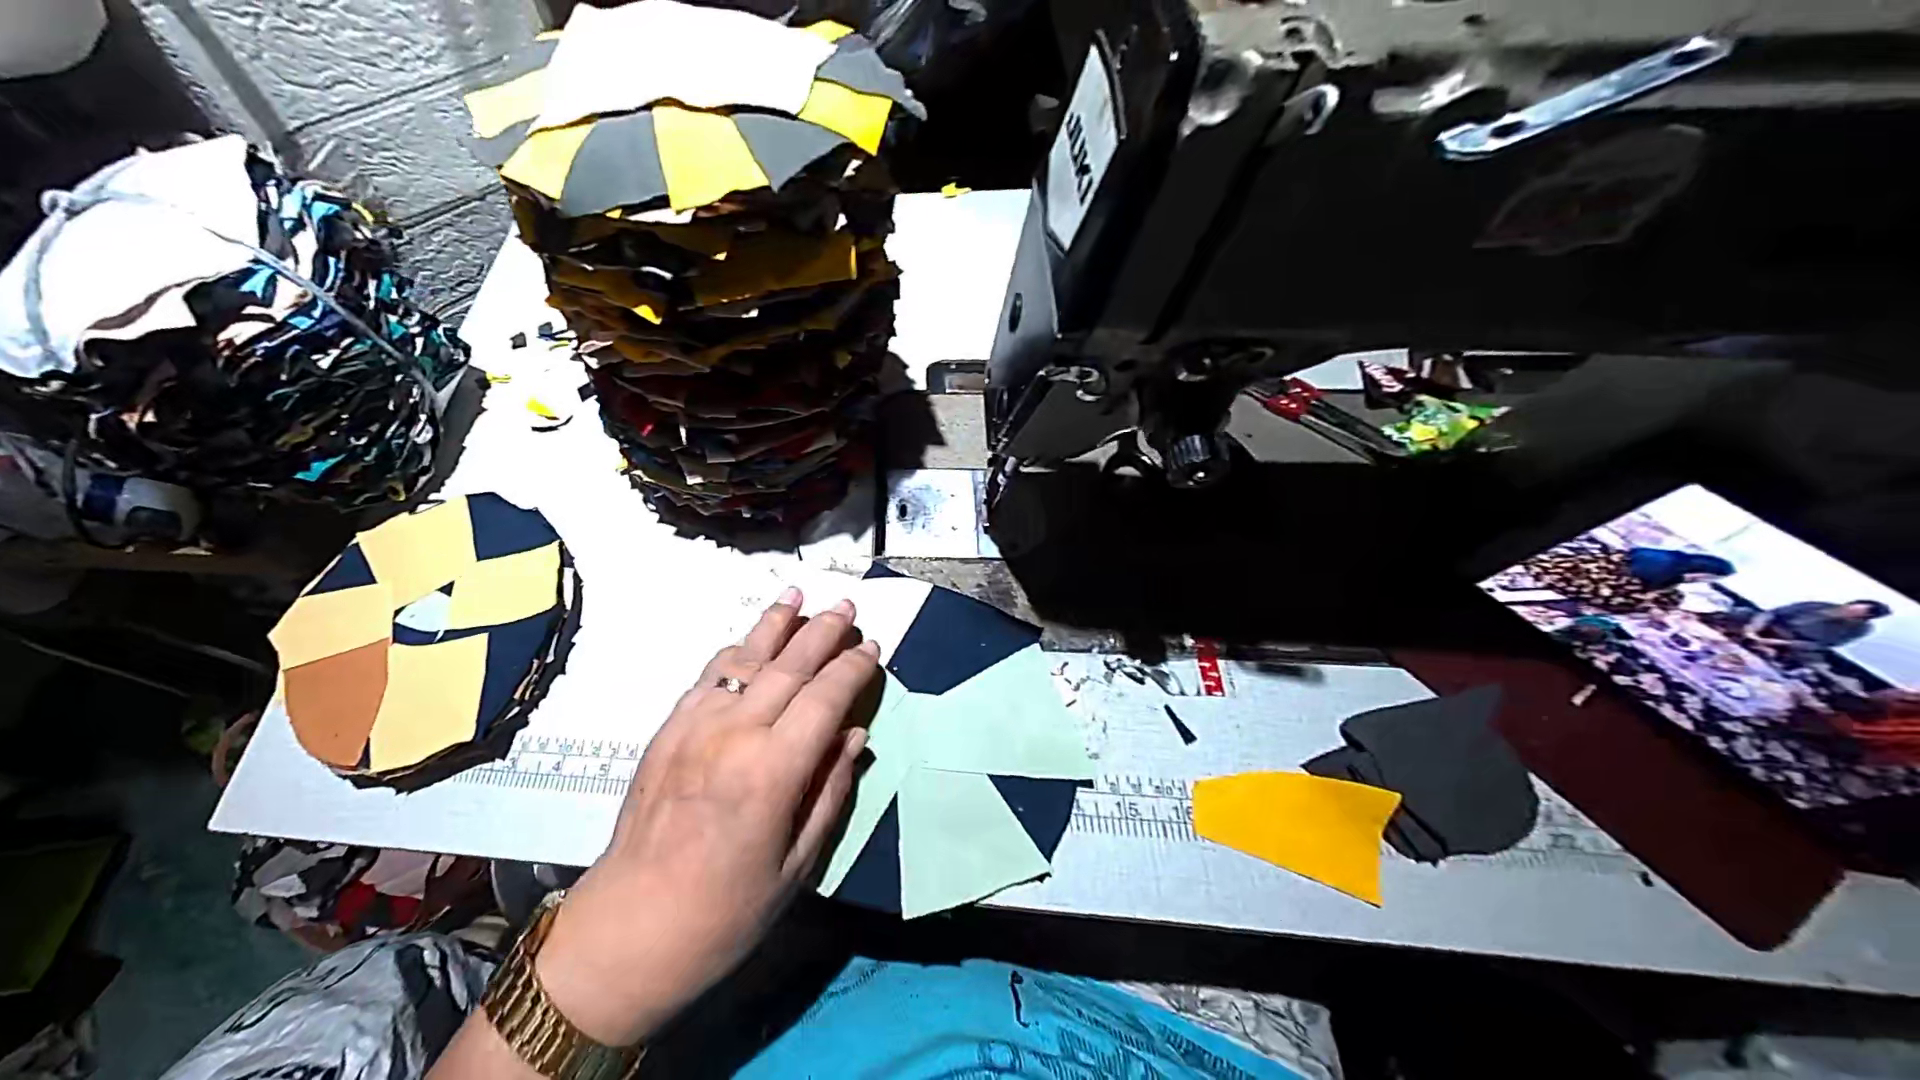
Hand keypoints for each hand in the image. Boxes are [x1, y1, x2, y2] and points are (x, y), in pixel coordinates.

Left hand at [532, 588, 877, 1045]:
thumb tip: (855, 735)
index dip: (853, 668)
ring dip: (775, 624)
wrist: (629, 928)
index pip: (825, 698)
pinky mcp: (668, 730)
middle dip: (822, 631)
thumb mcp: (797, 863)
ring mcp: (695, 727)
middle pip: (789, 666)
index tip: (872, 647)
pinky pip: (708, 677)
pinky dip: (734, 652)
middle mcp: (734, 734)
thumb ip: (830, 790)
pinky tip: (749, 640)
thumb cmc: (726, 910)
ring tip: (797, 594)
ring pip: (744, 658)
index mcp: (772, 770)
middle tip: (846, 606)